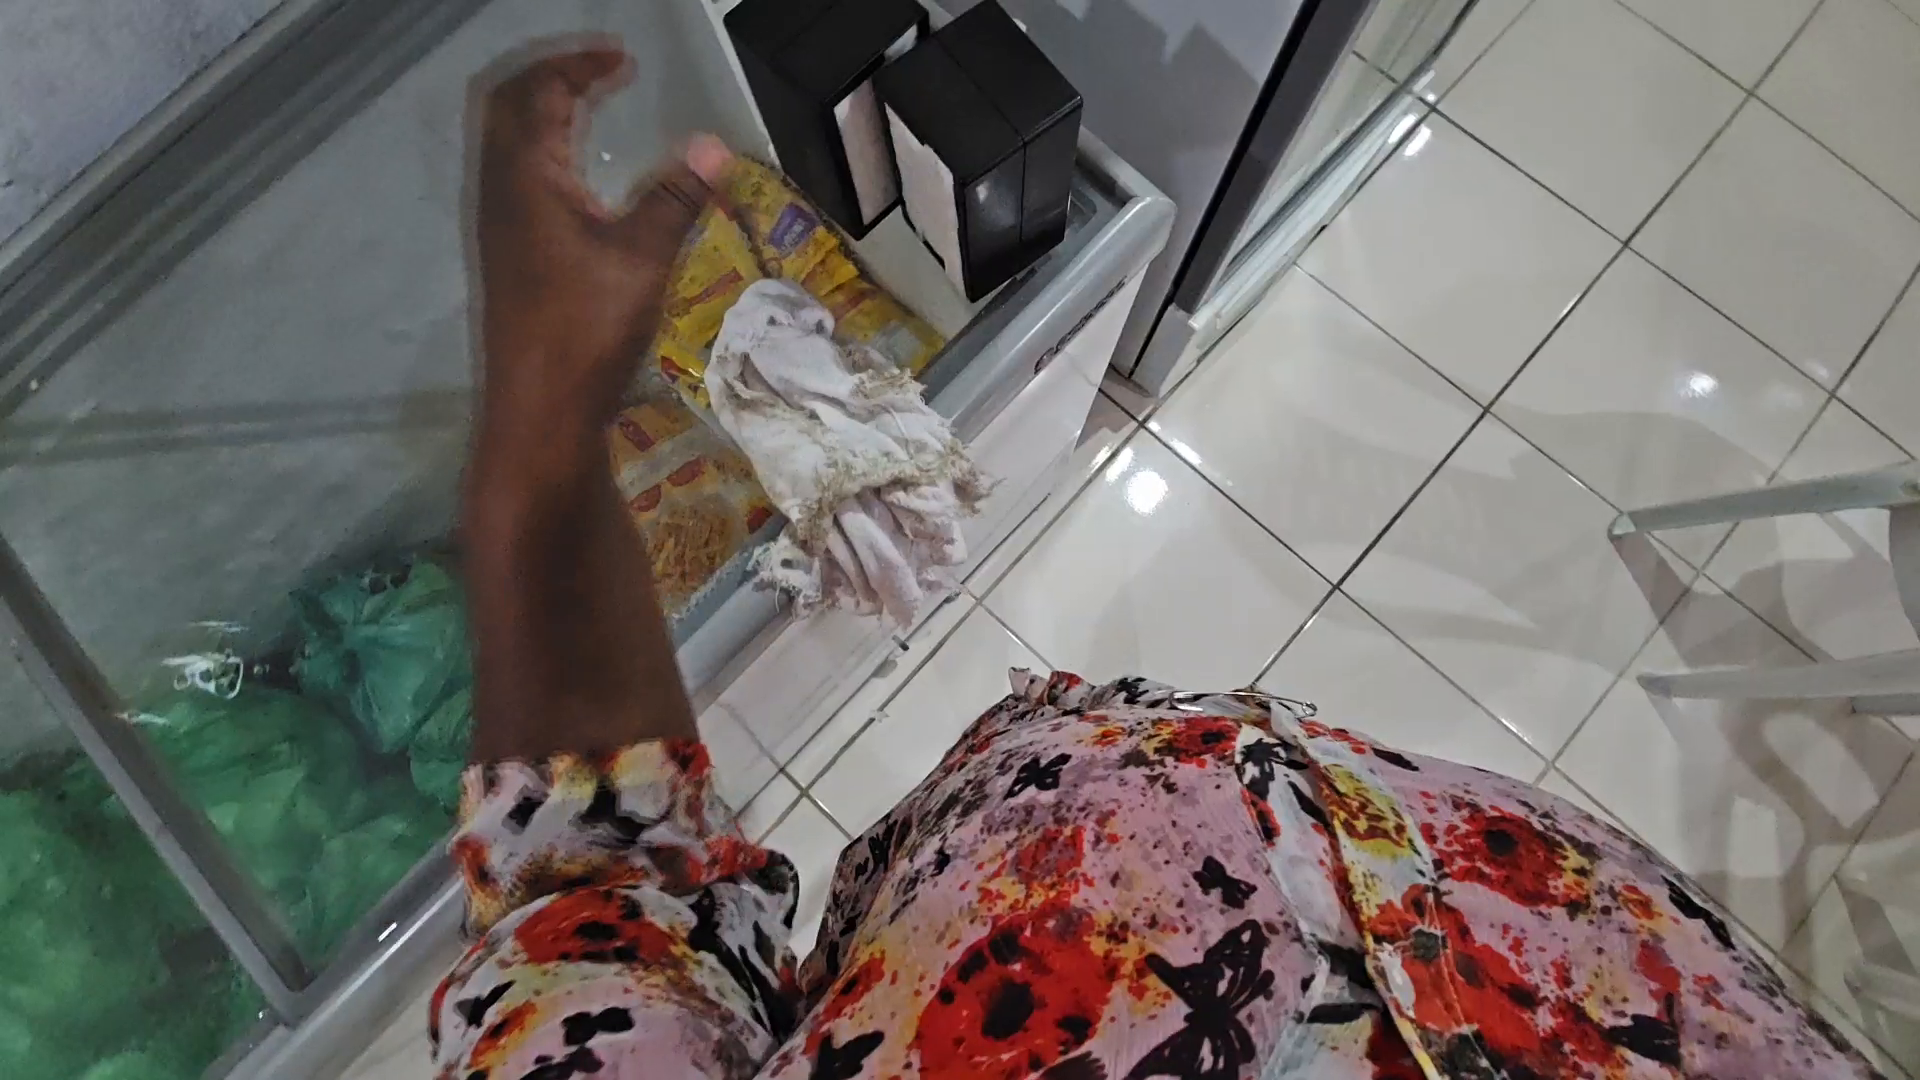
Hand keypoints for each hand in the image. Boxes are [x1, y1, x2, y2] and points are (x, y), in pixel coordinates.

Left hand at [469, 43, 729, 486]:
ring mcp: (500, 227)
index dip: (581, 64)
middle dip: (555, 79)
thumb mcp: (642, 261)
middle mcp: (501, 191)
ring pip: (511, 147)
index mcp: (526, 177)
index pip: (542, 91)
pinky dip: (549, 159)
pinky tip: (582, 190)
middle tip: (603, 75)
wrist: (541, 407)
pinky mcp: (511, 258)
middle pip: (511, 106)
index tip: (625, 58)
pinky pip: (521, 182)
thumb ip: (676, 201)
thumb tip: (715, 145)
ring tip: (593, 117)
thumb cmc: (588, 330)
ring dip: (547, 118)